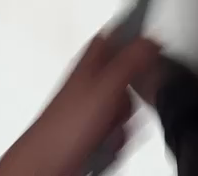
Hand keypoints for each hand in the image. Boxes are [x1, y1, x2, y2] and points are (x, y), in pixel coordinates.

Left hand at [0, 32, 161, 175]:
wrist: (46, 165)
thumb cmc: (62, 126)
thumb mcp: (105, 87)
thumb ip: (129, 61)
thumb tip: (151, 38)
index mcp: (94, 57)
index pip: (122, 34)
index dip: (138, 43)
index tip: (149, 59)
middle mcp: (95, 77)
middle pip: (132, 76)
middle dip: (133, 96)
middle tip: (120, 106)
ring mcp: (95, 104)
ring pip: (128, 105)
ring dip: (124, 122)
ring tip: (107, 129)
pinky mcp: (96, 128)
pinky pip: (121, 129)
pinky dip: (117, 138)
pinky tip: (104, 143)